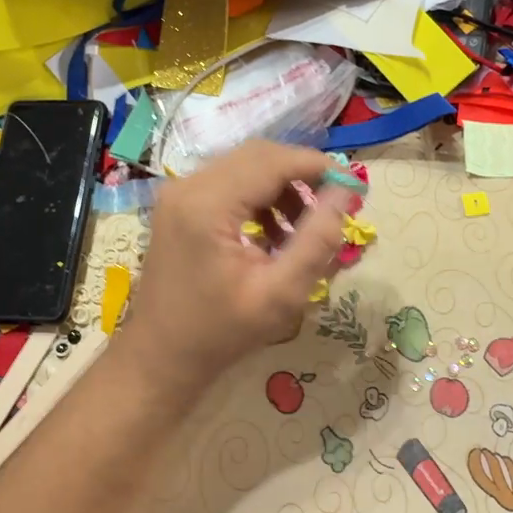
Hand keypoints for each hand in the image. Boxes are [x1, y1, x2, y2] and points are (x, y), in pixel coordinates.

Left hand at [116, 140, 351, 397]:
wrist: (160, 356)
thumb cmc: (219, 332)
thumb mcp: (280, 295)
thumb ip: (316, 241)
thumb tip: (345, 195)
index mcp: (208, 204)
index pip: (273, 161)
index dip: (317, 166)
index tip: (353, 188)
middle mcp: (188, 185)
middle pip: (258, 155)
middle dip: (301, 174)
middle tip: (333, 206)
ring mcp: (178, 192)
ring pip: (244, 165)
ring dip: (281, 186)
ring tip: (302, 230)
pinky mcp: (178, 204)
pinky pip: (228, 182)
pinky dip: (258, 197)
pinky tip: (273, 234)